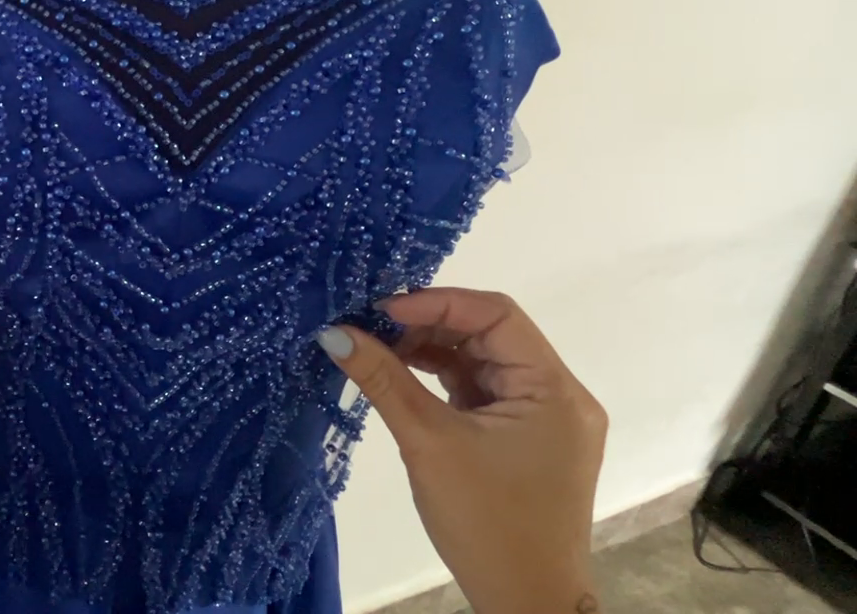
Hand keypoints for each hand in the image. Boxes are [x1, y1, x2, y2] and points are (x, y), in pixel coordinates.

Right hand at [320, 290, 606, 613]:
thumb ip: (381, 378)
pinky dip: (433, 371)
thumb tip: (331, 330)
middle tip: (367, 325)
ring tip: (374, 347)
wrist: (524, 600)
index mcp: (553, 391)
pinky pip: (473, 381)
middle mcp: (555, 394)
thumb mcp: (427, 440)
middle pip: (487, 331)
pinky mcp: (515, 430)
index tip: (380, 312)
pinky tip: (395, 371)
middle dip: (425, 322)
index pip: (497, 316)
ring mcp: (536, 413)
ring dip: (425, 345)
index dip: (437, 303)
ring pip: (476, 354)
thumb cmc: (486, 519)